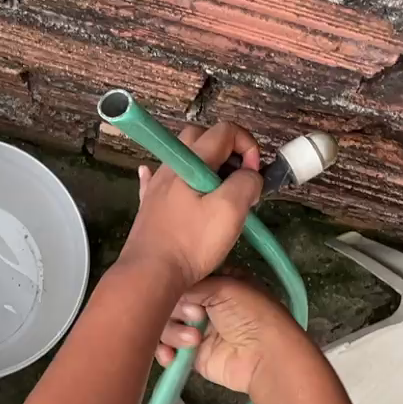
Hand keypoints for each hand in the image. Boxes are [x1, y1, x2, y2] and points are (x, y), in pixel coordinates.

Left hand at [116, 122, 262, 287]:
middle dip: (227, 152)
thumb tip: (250, 175)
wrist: (149, 273)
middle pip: (202, 138)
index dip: (247, 146)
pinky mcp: (149, 206)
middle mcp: (170, 165)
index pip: (225, 130)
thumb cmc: (191, 242)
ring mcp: (156, 185)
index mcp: (191, 160)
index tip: (253, 176)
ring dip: (208, 168)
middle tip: (239, 182)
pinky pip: (163, 180)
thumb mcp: (231, 210)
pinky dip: (179, 179)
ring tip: (221, 196)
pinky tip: (179, 187)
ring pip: (185, 160)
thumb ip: (247, 182)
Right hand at [156, 276, 301, 393]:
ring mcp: (196, 330)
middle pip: (169, 301)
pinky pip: (166, 349)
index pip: (183, 277)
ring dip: (174, 333)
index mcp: (217, 282)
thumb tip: (166, 292)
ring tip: (194, 341)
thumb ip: (190, 284)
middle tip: (196, 318)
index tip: (183, 289)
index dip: (176, 283)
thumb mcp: (223, 287)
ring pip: (165, 324)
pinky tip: (170, 356)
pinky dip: (164, 352)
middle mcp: (205, 304)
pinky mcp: (191, 354)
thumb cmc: (249, 314)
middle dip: (176, 310)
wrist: (263, 357)